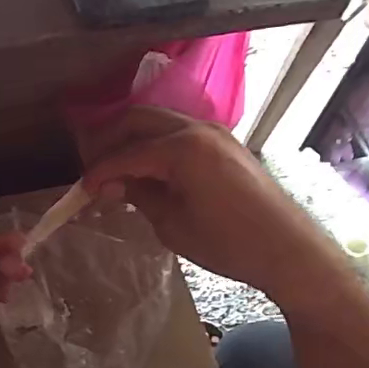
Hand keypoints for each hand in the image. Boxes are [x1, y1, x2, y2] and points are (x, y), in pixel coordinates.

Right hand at [80, 107, 354, 315]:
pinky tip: (148, 169)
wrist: (287, 248)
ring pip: (161, 122)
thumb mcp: (172, 225)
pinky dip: (157, 144)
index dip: (99, 172)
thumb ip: (140, 196)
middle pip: (139, 119)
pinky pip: (180, 133)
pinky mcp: (225, 144)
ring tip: (117, 169)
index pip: (126, 153)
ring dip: (134, 139)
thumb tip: (113, 185)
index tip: (82, 190)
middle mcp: (197, 128)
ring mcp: (215, 132)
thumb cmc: (227, 243)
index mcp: (182, 148)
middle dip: (110, 140)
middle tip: (94, 169)